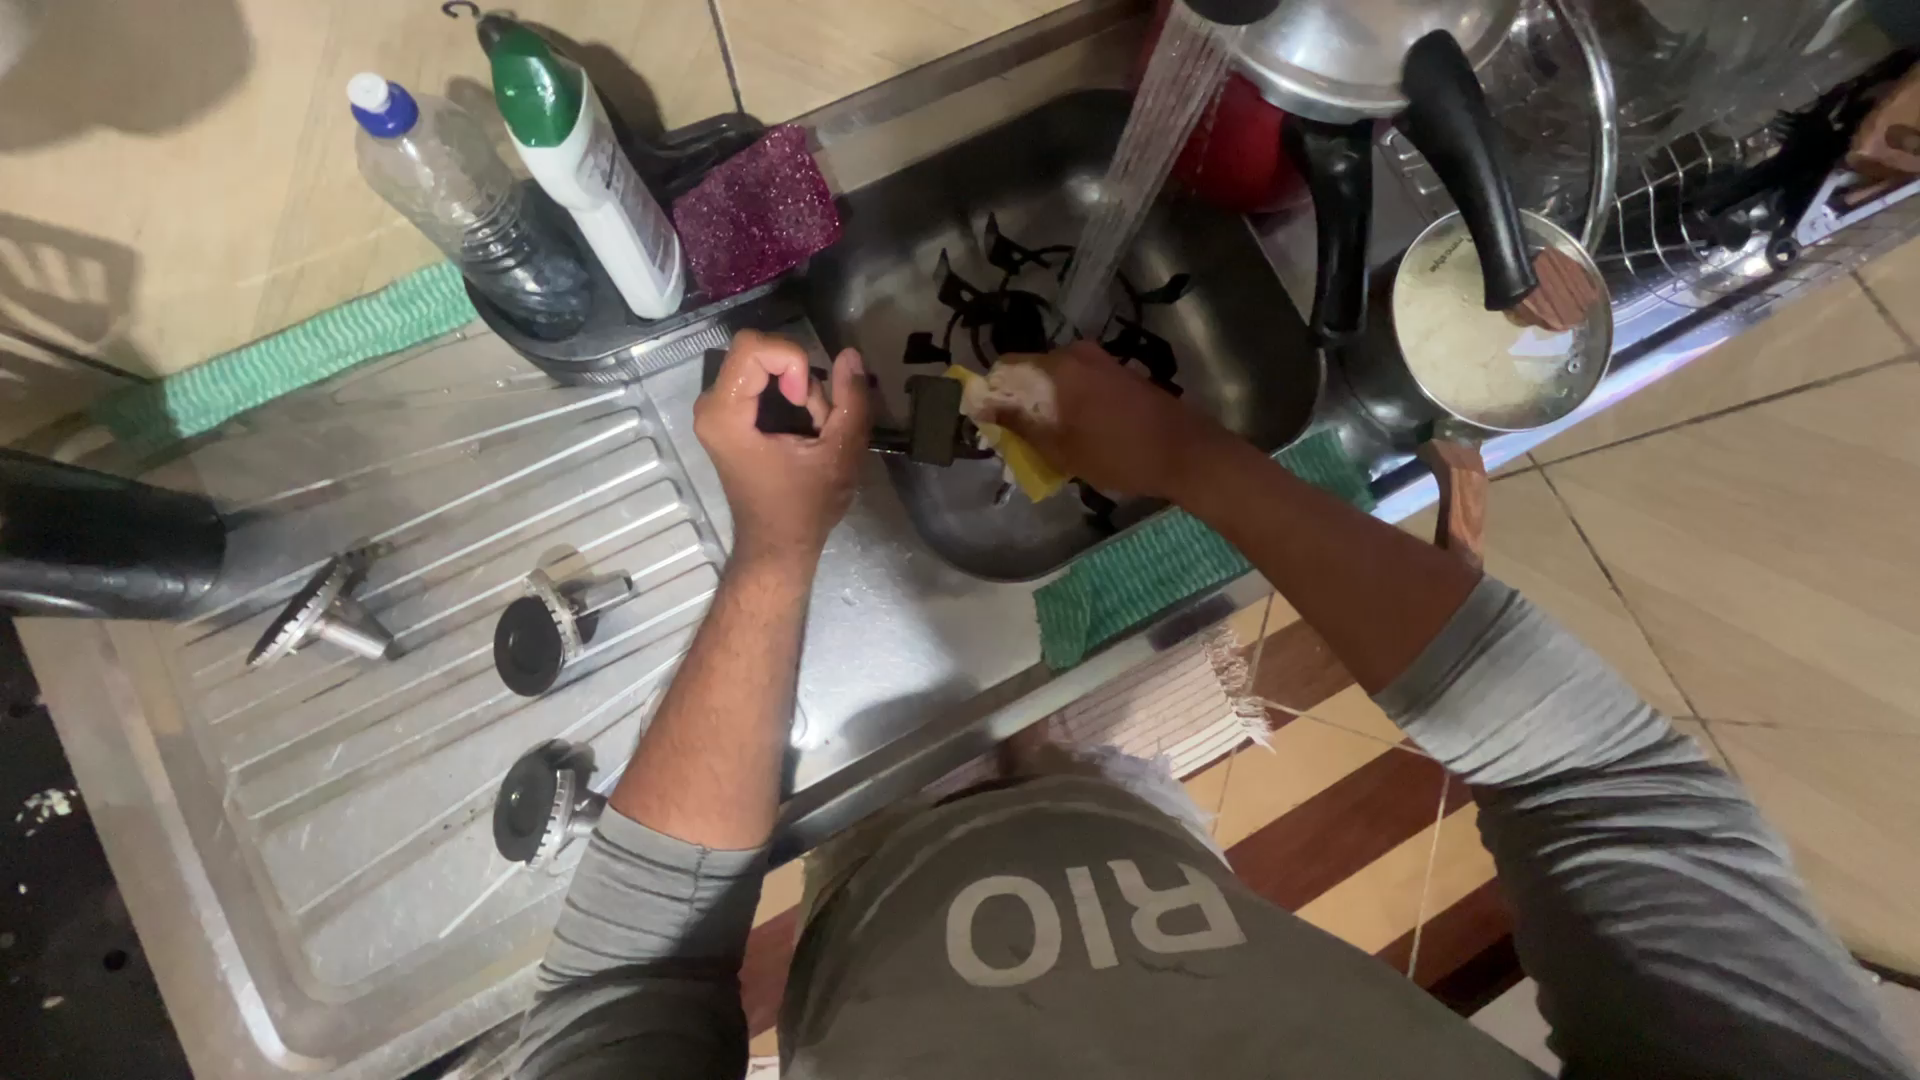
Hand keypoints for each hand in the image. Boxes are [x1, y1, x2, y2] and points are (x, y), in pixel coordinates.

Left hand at [694, 330, 869, 569]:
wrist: (778, 544)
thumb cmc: (806, 507)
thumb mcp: (841, 453)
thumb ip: (852, 401)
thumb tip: (851, 356)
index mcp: (726, 415)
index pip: (754, 347)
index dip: (793, 362)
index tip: (805, 402)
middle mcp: (710, 407)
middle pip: (758, 352)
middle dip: (799, 377)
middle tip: (815, 418)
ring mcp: (715, 411)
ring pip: (762, 366)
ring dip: (798, 390)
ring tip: (812, 430)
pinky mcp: (727, 418)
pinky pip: (759, 382)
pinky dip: (787, 397)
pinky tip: (801, 432)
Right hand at [979, 342, 1231, 498]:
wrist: (1186, 453)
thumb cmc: (1118, 454)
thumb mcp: (1061, 449)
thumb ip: (1018, 425)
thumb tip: (983, 407)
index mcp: (1058, 367)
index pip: (1006, 367)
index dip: (993, 394)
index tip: (990, 423)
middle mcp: (1078, 354)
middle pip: (1031, 373)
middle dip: (1020, 402)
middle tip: (1019, 439)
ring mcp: (1102, 362)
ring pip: (1057, 380)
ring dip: (1046, 406)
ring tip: (1048, 442)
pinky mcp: (1120, 374)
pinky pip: (1080, 384)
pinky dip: (1070, 404)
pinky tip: (1077, 433)